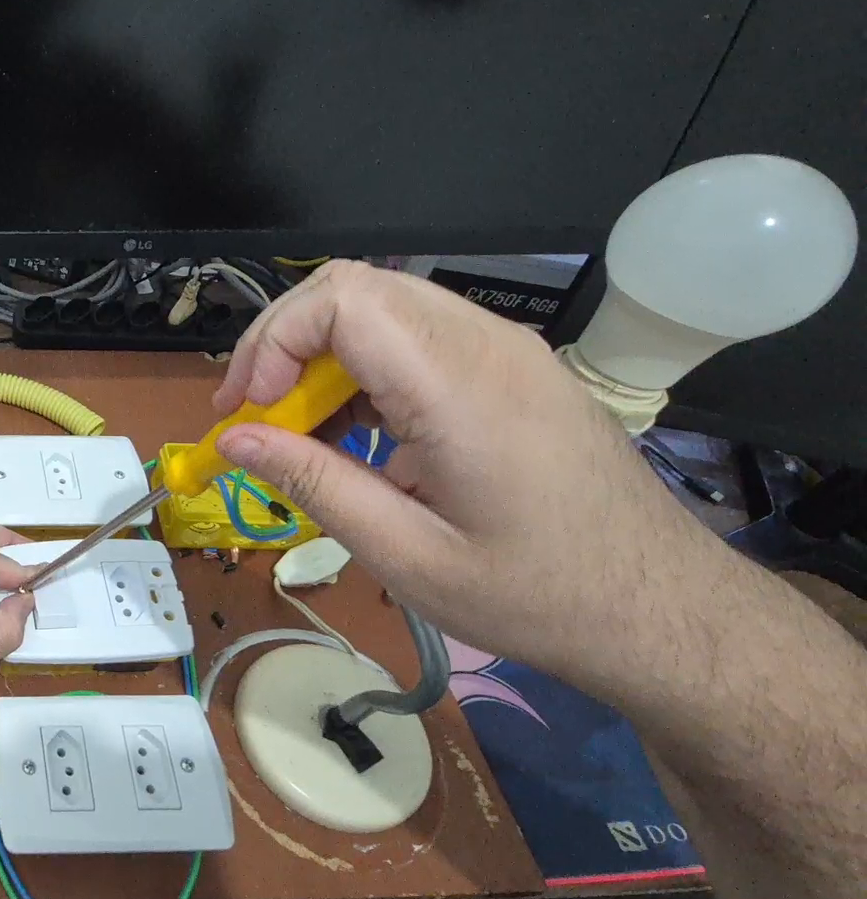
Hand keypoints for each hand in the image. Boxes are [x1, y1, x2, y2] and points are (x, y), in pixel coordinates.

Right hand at [211, 260, 722, 678]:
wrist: (665, 611)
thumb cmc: (535, 594)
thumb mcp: (405, 554)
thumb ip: (313, 483)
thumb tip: (233, 439)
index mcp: (461, 386)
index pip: (343, 302)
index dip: (275, 342)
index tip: (250, 412)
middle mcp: (484, 344)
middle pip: (352, 287)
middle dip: (280, 340)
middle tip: (249, 411)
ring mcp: (502, 350)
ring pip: (377, 303)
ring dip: (314, 351)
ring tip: (288, 423)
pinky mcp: (508, 367)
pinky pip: (410, 333)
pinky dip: (355, 365)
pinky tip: (345, 427)